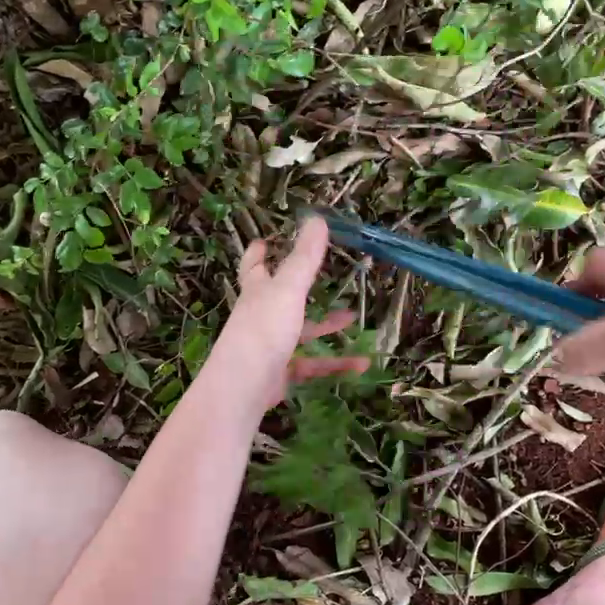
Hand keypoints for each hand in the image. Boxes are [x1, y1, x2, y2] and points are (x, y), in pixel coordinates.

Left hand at [210, 216, 370, 409]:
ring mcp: (269, 347)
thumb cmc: (262, 330)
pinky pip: (311, 365)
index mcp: (257, 292)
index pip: (253, 266)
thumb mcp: (287, 289)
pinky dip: (334, 364)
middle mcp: (260, 317)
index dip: (258, 253)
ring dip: (327, 327)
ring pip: (301, 333)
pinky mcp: (279, 375)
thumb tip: (316, 217)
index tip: (263, 241)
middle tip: (330, 281)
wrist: (243, 387)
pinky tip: (360, 365)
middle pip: (282, 299)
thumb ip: (304, 258)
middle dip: (305, 290)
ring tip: (355, 319)